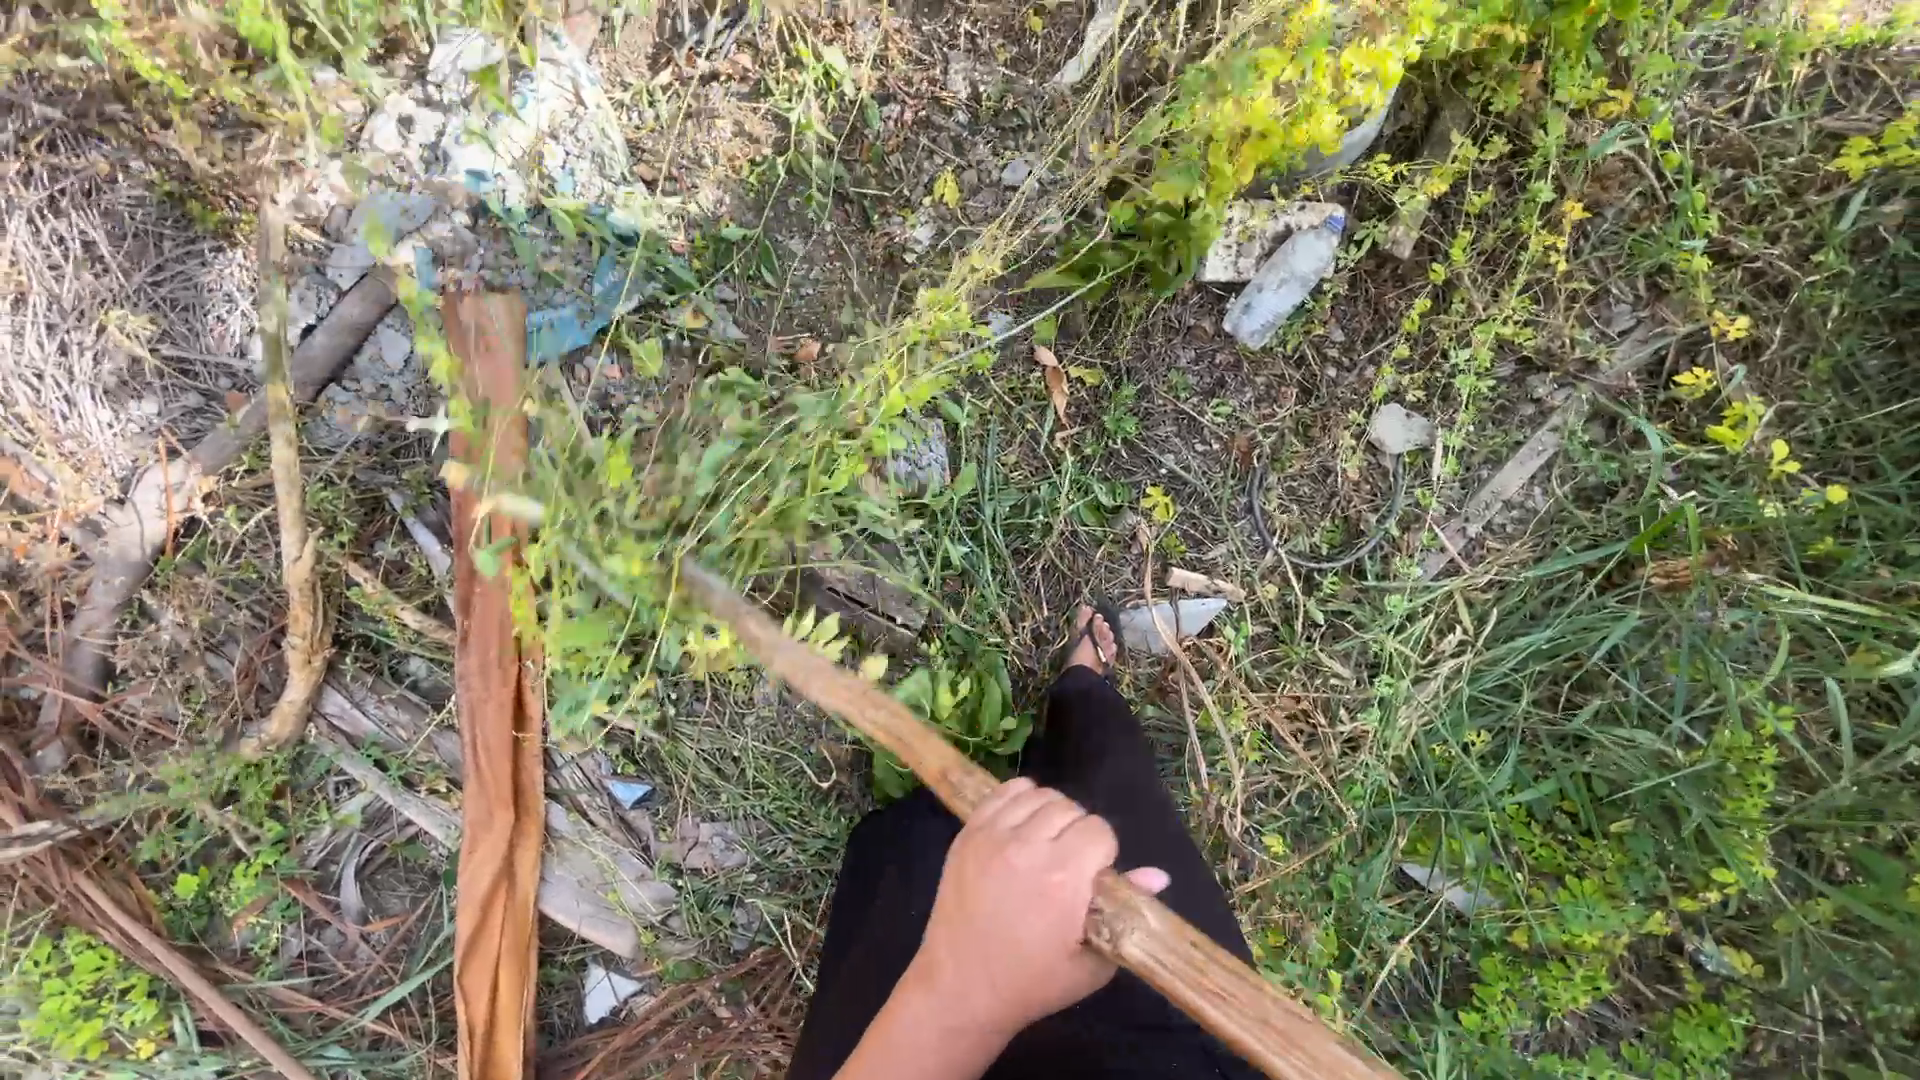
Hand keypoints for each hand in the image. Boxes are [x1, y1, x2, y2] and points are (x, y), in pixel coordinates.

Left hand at [903, 778, 1169, 1040]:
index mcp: (1063, 878)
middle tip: (1072, 863)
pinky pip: (1004, 792)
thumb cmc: (1032, 983)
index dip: (1103, 852)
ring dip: (1051, 814)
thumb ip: (1126, 912)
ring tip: (1048, 844)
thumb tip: (1159, 876)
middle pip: (1070, 808)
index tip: (1094, 876)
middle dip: (1079, 832)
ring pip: (1039, 795)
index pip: (1099, 830)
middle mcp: (1029, 847)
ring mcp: (994, 836)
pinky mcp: (969, 831)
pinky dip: (1021, 799)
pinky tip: (1024, 825)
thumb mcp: (1091, 962)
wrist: (962, 986)